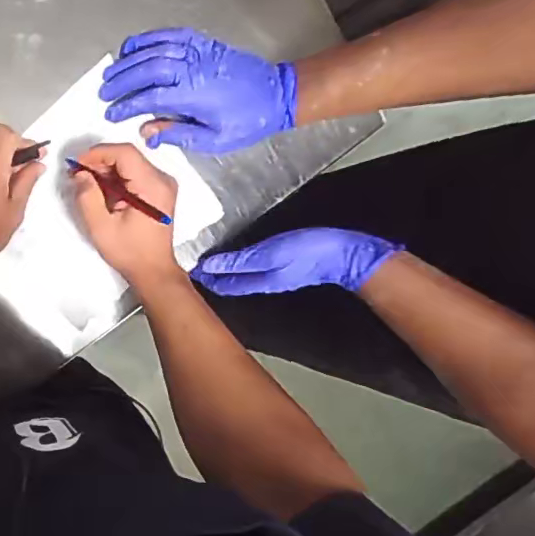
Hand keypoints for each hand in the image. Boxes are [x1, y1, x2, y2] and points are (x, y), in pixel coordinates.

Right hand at [70, 143, 181, 290]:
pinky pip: (134, 174)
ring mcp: (162, 184)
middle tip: (77, 175)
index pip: (125, 153)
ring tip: (85, 183)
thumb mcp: (101, 227)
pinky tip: (100, 190)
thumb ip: (88, 197)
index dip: (97, 153)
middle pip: (127, 156)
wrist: (153, 270)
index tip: (76, 164)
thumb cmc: (129, 252)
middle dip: (99, 161)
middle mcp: (162, 179)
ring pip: (129, 164)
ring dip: (106, 169)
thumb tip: (80, 174)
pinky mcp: (157, 191)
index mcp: (152, 186)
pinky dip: (115, 178)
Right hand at [99, 29, 297, 153]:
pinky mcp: (205, 45)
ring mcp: (200, 53)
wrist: (276, 95)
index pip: (151, 97)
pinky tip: (135, 46)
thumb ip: (176, 134)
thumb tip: (148, 131)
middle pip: (149, 68)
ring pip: (157, 49)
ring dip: (131, 59)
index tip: (112, 113)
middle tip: (104, 91)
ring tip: (112, 70)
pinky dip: (151, 38)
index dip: (127, 105)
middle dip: (122, 79)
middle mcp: (195, 69)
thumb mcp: (211, 140)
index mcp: (195, 95)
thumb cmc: (246, 121)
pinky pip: (173, 36)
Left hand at [191, 227, 402, 295]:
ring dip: (222, 268)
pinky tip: (236, 254)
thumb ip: (239, 262)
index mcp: (254, 282)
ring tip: (208, 257)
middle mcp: (260, 282)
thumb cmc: (310, 252)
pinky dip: (238, 263)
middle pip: (226, 281)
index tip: (186, 266)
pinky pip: (252, 267)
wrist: (348, 255)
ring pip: (238, 275)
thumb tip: (209, 267)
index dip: (203, 276)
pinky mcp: (282, 267)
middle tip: (192, 262)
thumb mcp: (270, 254)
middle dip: (209, 274)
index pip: (219, 283)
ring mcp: (271, 276)